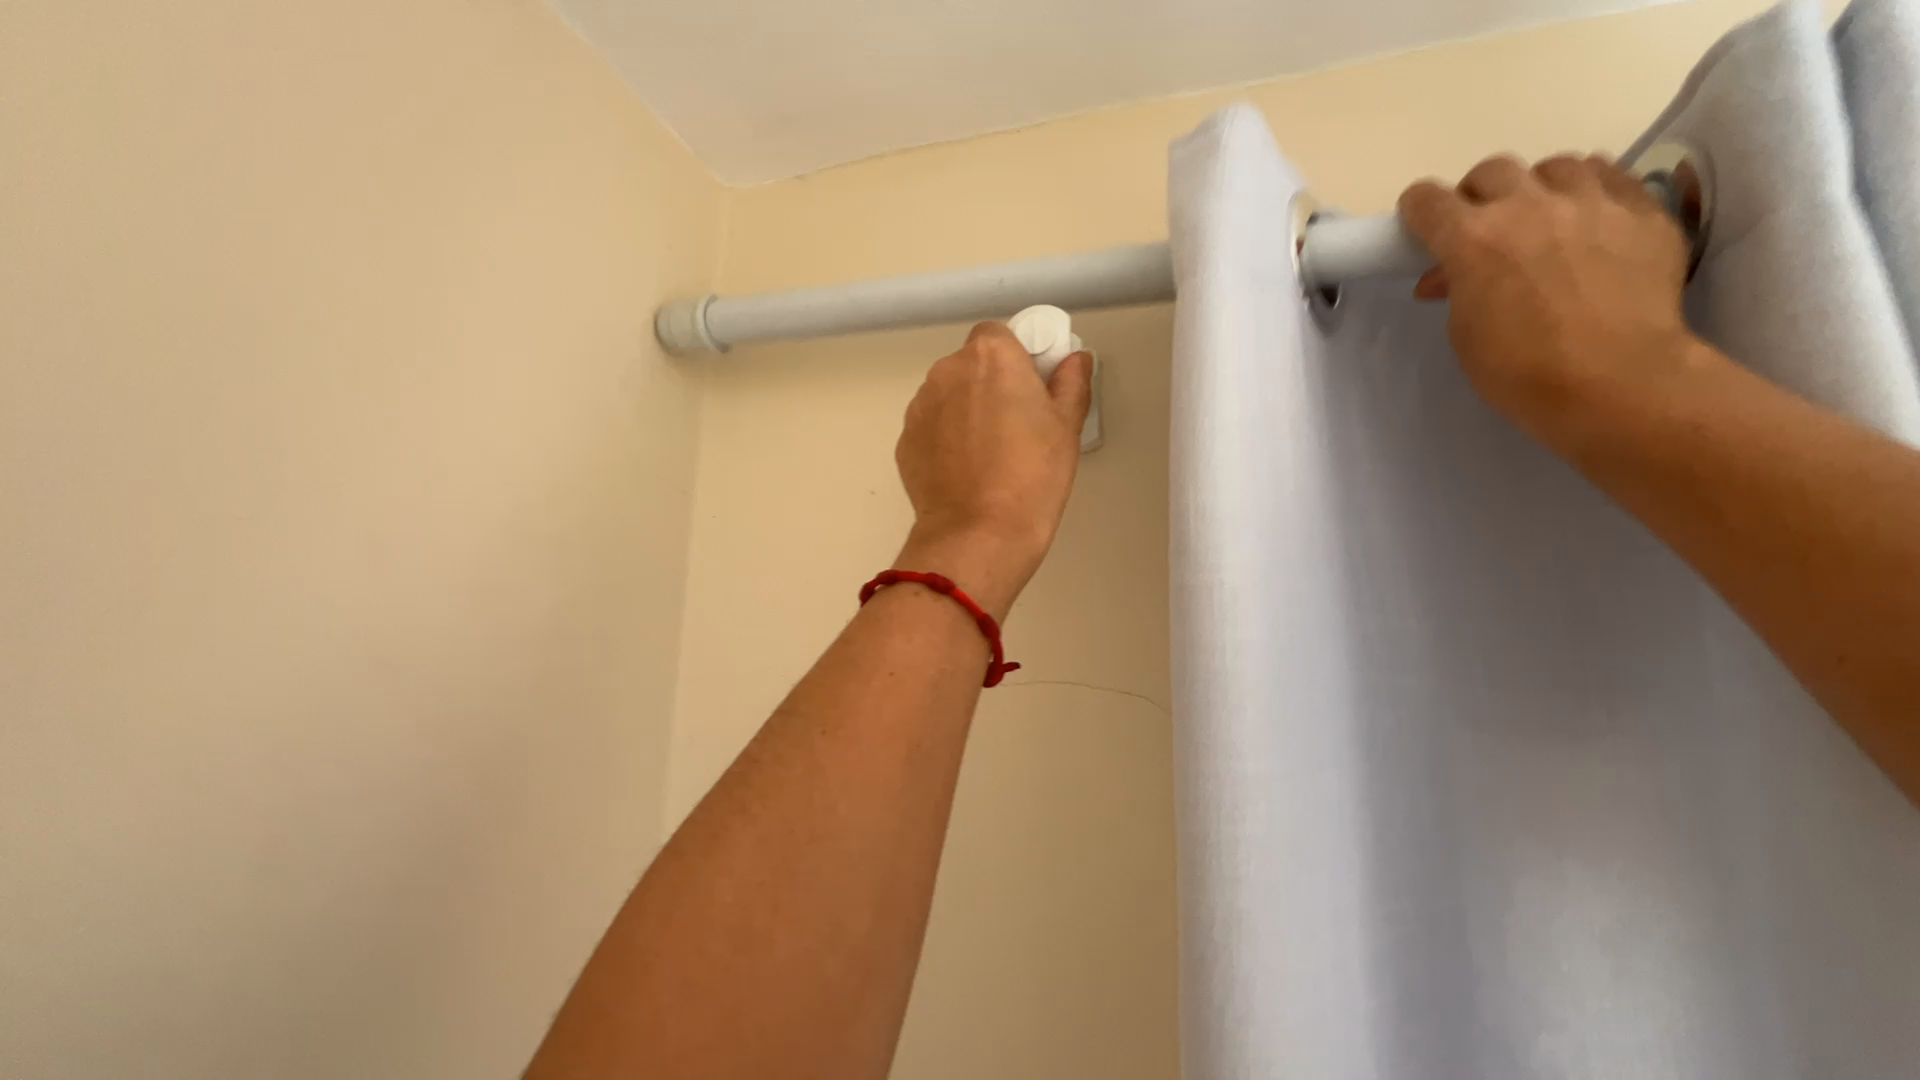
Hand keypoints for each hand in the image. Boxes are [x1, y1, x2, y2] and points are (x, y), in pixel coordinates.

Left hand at [893, 322, 1092, 618]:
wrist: (978, 534)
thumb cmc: (1032, 476)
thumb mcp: (1066, 427)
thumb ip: (1070, 383)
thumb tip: (1074, 359)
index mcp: (990, 356)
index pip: (998, 335)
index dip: (1015, 358)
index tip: (1031, 390)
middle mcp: (947, 371)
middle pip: (970, 365)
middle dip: (989, 386)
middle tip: (1015, 428)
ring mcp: (919, 407)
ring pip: (947, 397)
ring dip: (964, 413)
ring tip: (989, 457)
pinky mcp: (904, 442)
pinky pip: (930, 430)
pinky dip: (945, 442)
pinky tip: (966, 474)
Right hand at [1398, 154, 1710, 447]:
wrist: (1615, 382)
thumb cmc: (1520, 370)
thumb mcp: (1465, 332)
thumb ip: (1458, 289)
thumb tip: (1451, 274)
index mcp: (1472, 239)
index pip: (1427, 200)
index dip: (1419, 212)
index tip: (1421, 227)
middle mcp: (1528, 205)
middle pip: (1491, 171)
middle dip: (1478, 196)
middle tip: (1483, 227)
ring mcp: (1592, 202)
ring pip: (1554, 166)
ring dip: (1539, 188)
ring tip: (1545, 218)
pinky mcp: (1643, 210)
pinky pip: (1611, 177)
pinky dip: (1591, 191)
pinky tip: (1591, 220)